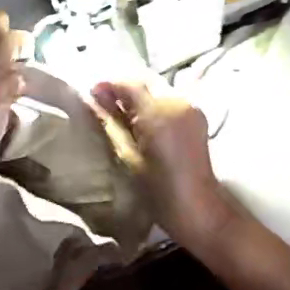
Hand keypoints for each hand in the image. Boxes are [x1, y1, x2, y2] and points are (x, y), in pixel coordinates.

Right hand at [90, 80, 234, 251]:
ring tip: (122, 111)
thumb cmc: (157, 189)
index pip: (130, 84)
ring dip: (138, 94)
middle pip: (145, 82)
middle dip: (123, 88)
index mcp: (158, 112)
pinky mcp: (198, 114)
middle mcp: (178, 101)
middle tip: (104, 101)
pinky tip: (143, 119)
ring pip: (157, 88)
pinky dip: (154, 102)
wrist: (197, 208)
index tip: (92, 92)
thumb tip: (93, 98)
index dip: (109, 85)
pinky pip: (170, 98)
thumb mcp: (126, 154)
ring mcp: (191, 106)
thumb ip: (110, 121)